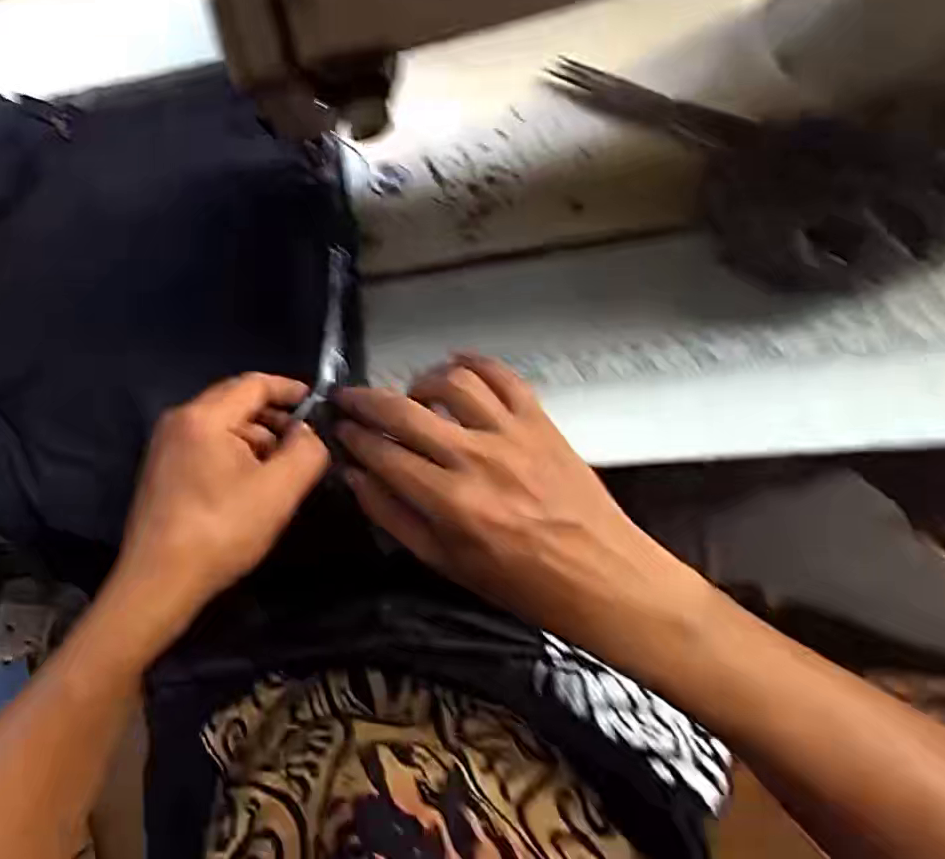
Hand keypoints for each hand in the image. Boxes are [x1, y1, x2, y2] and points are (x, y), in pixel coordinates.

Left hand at [109, 373, 329, 637]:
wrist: (158, 579)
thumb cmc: (220, 531)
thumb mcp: (277, 492)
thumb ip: (304, 453)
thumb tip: (307, 432)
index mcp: (203, 416)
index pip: (253, 384)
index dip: (288, 389)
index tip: (316, 403)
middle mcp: (178, 418)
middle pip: (234, 400)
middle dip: (272, 417)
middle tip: (303, 442)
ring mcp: (165, 442)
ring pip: (220, 424)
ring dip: (254, 438)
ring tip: (279, 470)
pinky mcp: (161, 466)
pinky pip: (204, 442)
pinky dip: (232, 451)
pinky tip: (248, 482)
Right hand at [335, 354, 712, 661]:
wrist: (605, 580)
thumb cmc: (520, 582)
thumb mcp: (444, 562)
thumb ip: (392, 515)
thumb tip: (355, 476)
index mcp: (450, 502)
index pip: (381, 453)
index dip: (351, 437)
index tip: (339, 430)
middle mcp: (476, 460)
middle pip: (402, 411)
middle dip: (363, 400)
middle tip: (348, 399)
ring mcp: (511, 435)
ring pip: (450, 383)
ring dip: (418, 382)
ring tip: (410, 395)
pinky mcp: (540, 422)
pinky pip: (502, 376)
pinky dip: (473, 363)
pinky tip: (454, 367)